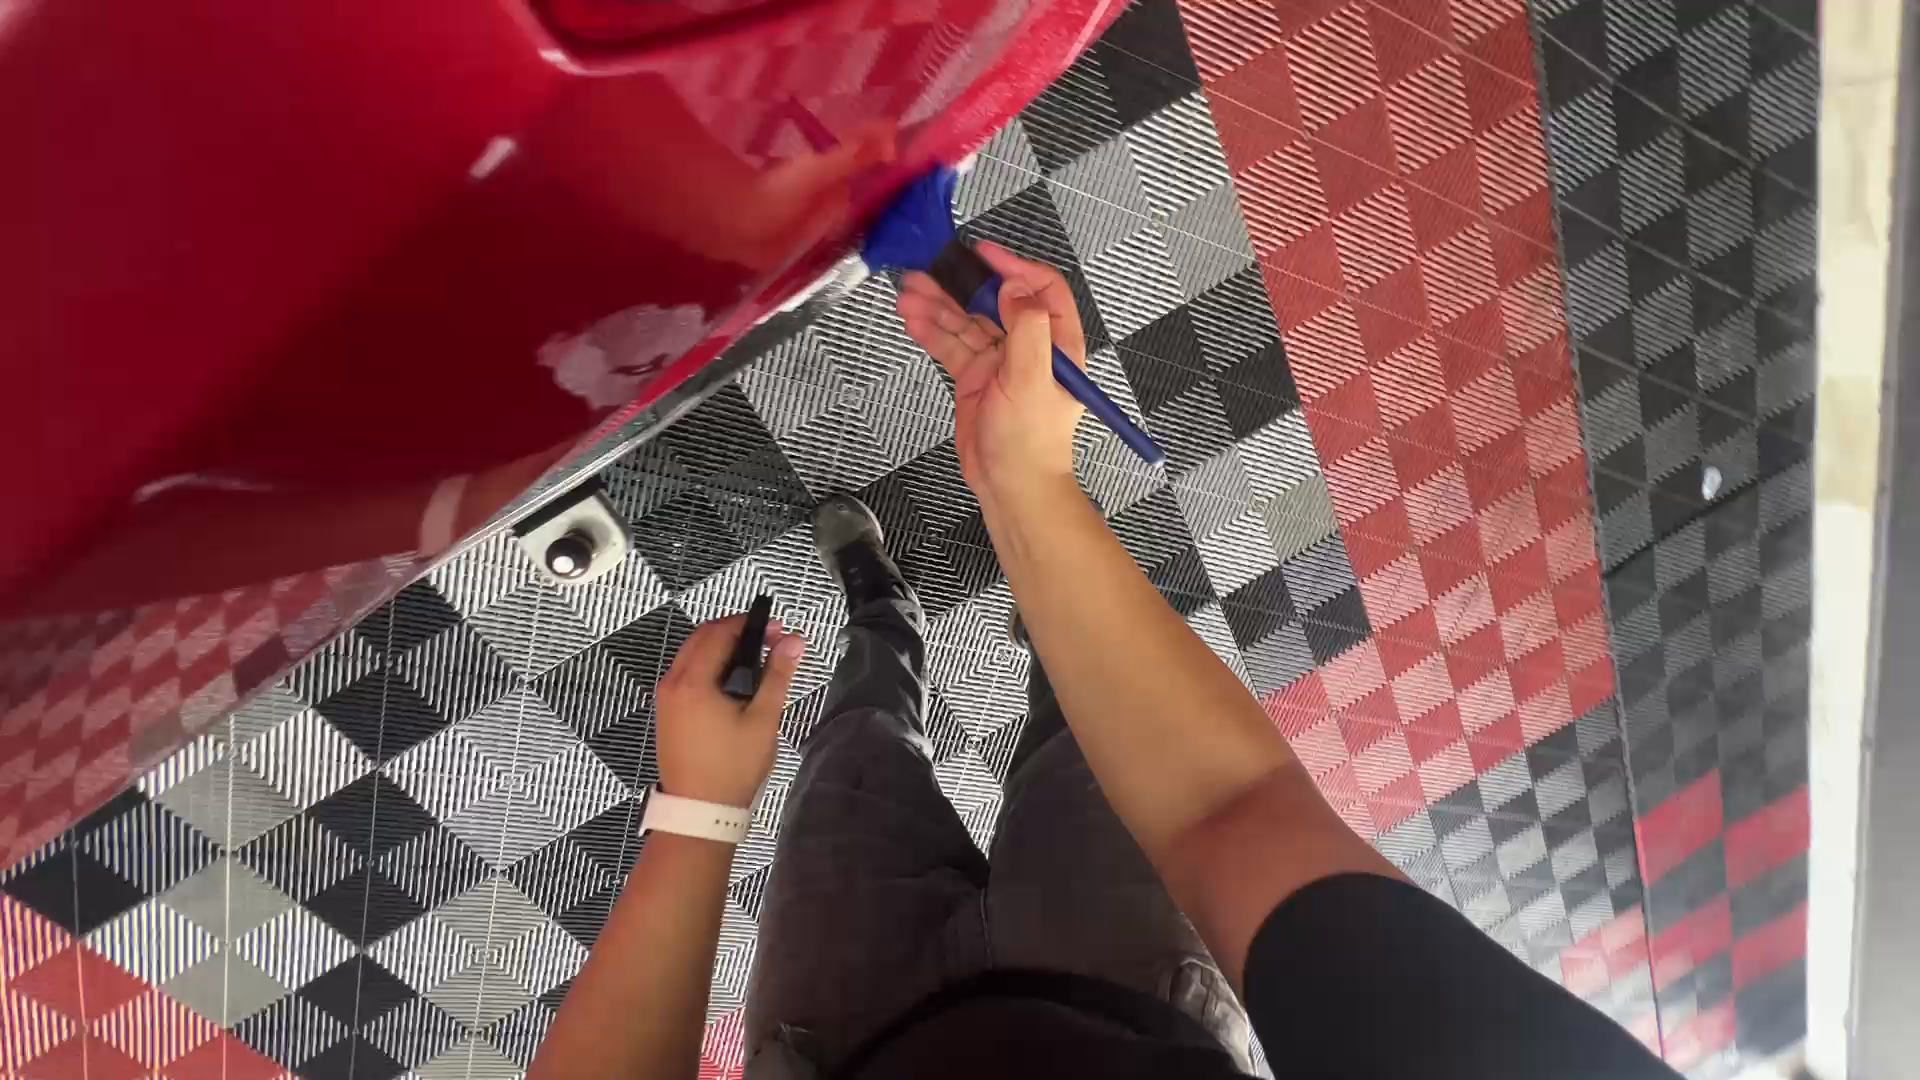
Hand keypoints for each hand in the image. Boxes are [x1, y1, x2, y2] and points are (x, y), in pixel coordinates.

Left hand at [653, 615, 805, 807]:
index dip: (750, 624)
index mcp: (693, 683)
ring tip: (755, 660)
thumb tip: (793, 641)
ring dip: (721, 646)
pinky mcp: (667, 712)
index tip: (776, 629)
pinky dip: (708, 665)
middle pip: (702, 636)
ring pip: (691, 653)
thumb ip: (778, 674)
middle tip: (768, 640)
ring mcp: (665, 699)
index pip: (720, 632)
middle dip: (736, 630)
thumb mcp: (763, 719)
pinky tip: (733, 681)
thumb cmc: (731, 769)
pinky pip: (685, 672)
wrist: (701, 811)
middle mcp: (672, 685)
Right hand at [897, 241, 1086, 506]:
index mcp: (1056, 343)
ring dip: (939, 305)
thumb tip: (1015, 288)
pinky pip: (952, 346)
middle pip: (994, 301)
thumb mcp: (1033, 380)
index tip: (985, 255)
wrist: (1010, 486)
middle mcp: (1027, 347)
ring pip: (967, 322)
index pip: (1041, 290)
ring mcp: (998, 363)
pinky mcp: (974, 379)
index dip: (1015, 268)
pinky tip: (912, 318)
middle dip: (962, 285)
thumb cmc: (1030, 442)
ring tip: (909, 291)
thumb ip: (1027, 330)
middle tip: (930, 270)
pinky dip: (932, 331)